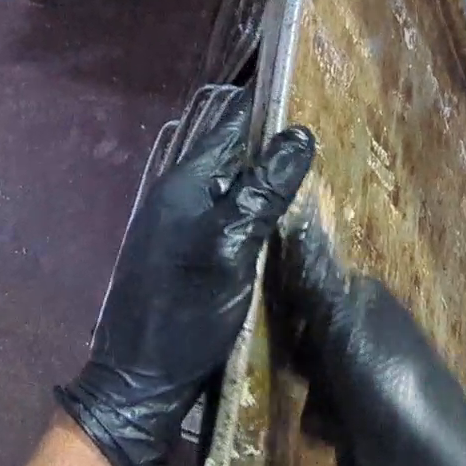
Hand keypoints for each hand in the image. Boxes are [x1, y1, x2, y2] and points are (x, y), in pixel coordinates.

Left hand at [58, 96, 314, 465]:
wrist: (140, 379)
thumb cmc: (186, 311)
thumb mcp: (232, 248)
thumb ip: (263, 191)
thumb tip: (300, 134)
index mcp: (186, 183)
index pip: (231, 123)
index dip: (268, 104)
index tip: (313, 87)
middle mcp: (178, 194)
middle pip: (230, 150)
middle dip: (270, 136)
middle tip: (325, 127)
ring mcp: (177, 224)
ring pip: (228, 181)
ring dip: (263, 171)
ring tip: (312, 165)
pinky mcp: (183, 252)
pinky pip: (224, 210)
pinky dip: (252, 202)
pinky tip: (280, 213)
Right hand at [271, 220, 465, 465]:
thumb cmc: (394, 400)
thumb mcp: (350, 336)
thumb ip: (317, 286)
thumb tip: (293, 222)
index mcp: (374, 310)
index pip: (313, 292)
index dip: (296, 318)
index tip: (292, 340)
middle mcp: (375, 344)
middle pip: (310, 347)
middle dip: (307, 374)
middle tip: (319, 387)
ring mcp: (377, 390)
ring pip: (317, 391)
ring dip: (321, 415)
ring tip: (342, 430)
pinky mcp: (374, 431)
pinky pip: (332, 428)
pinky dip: (339, 443)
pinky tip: (355, 456)